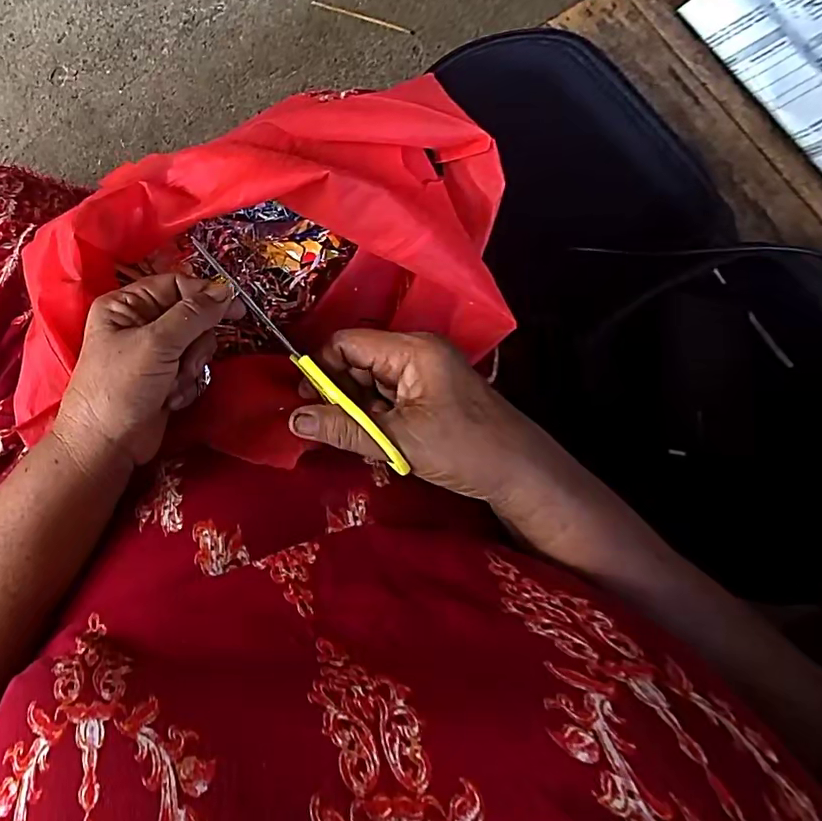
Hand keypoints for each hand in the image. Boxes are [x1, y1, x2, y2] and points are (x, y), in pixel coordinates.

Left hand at [51, 273, 242, 470]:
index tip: (234, 307)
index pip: (174, 284)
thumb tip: (225, 290)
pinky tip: (170, 399)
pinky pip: (192, 369)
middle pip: (191, 315)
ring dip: (190, 367)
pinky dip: (187, 384)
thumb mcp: (156, 343)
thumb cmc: (119, 387)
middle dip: (194, 342)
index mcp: (125, 305)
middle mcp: (138, 323)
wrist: (106, 444)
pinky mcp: (164, 378)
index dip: (203, 295)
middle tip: (184, 361)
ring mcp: (152, 352)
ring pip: (196, 344)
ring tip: (171, 385)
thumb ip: (193, 315)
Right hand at [286, 330, 580, 506]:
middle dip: (338, 392)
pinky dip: (373, 414)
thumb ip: (344, 428)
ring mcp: (422, 370)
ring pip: (366, 379)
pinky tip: (379, 438)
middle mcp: (415, 351)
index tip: (307, 402)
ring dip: (356, 407)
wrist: (527, 477)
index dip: (321, 369)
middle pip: (354, 359)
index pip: (345, 343)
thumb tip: (294, 420)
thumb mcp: (399, 441)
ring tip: (362, 437)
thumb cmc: (469, 452)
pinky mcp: (426, 390)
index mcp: (412, 350)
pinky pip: (383, 393)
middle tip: (333, 425)